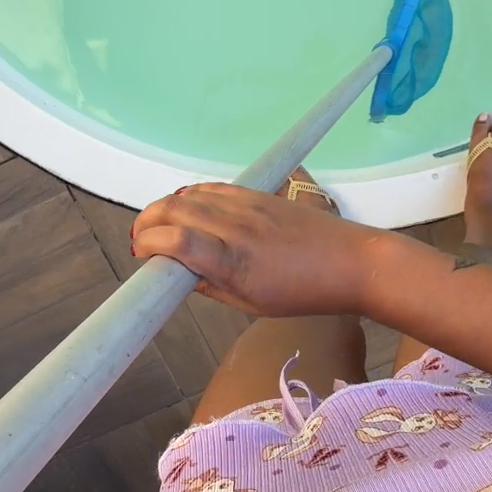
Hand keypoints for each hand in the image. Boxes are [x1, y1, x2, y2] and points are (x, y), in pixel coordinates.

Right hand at [131, 184, 392, 316]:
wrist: (351, 261)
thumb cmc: (304, 293)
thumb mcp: (252, 304)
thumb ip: (212, 286)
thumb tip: (181, 274)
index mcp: (234, 263)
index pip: (177, 240)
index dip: (150, 242)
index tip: (141, 253)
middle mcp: (236, 228)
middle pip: (176, 208)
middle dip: (148, 220)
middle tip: (140, 237)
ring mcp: (247, 205)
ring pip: (191, 194)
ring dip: (166, 204)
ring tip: (157, 222)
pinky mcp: (259, 193)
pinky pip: (214, 187)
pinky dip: (192, 194)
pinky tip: (186, 205)